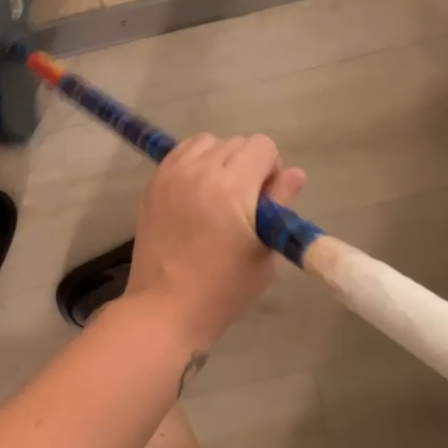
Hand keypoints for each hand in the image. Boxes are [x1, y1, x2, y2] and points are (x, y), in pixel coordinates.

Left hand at [124, 133, 306, 350]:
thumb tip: (295, 174)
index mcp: (232, 186)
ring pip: (205, 142)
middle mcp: (199, 170)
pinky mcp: (153, 184)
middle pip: (235, 142)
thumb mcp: (264, 251)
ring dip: (219, 159)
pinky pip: (179, 154)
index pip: (262, 146)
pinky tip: (196, 194)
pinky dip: (193, 163)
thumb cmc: (224, 287)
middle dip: (248, 165)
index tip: (266, 200)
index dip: (272, 169)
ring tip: (219, 196)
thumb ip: (280, 206)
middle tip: (245, 203)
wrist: (166, 306)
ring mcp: (171, 174)